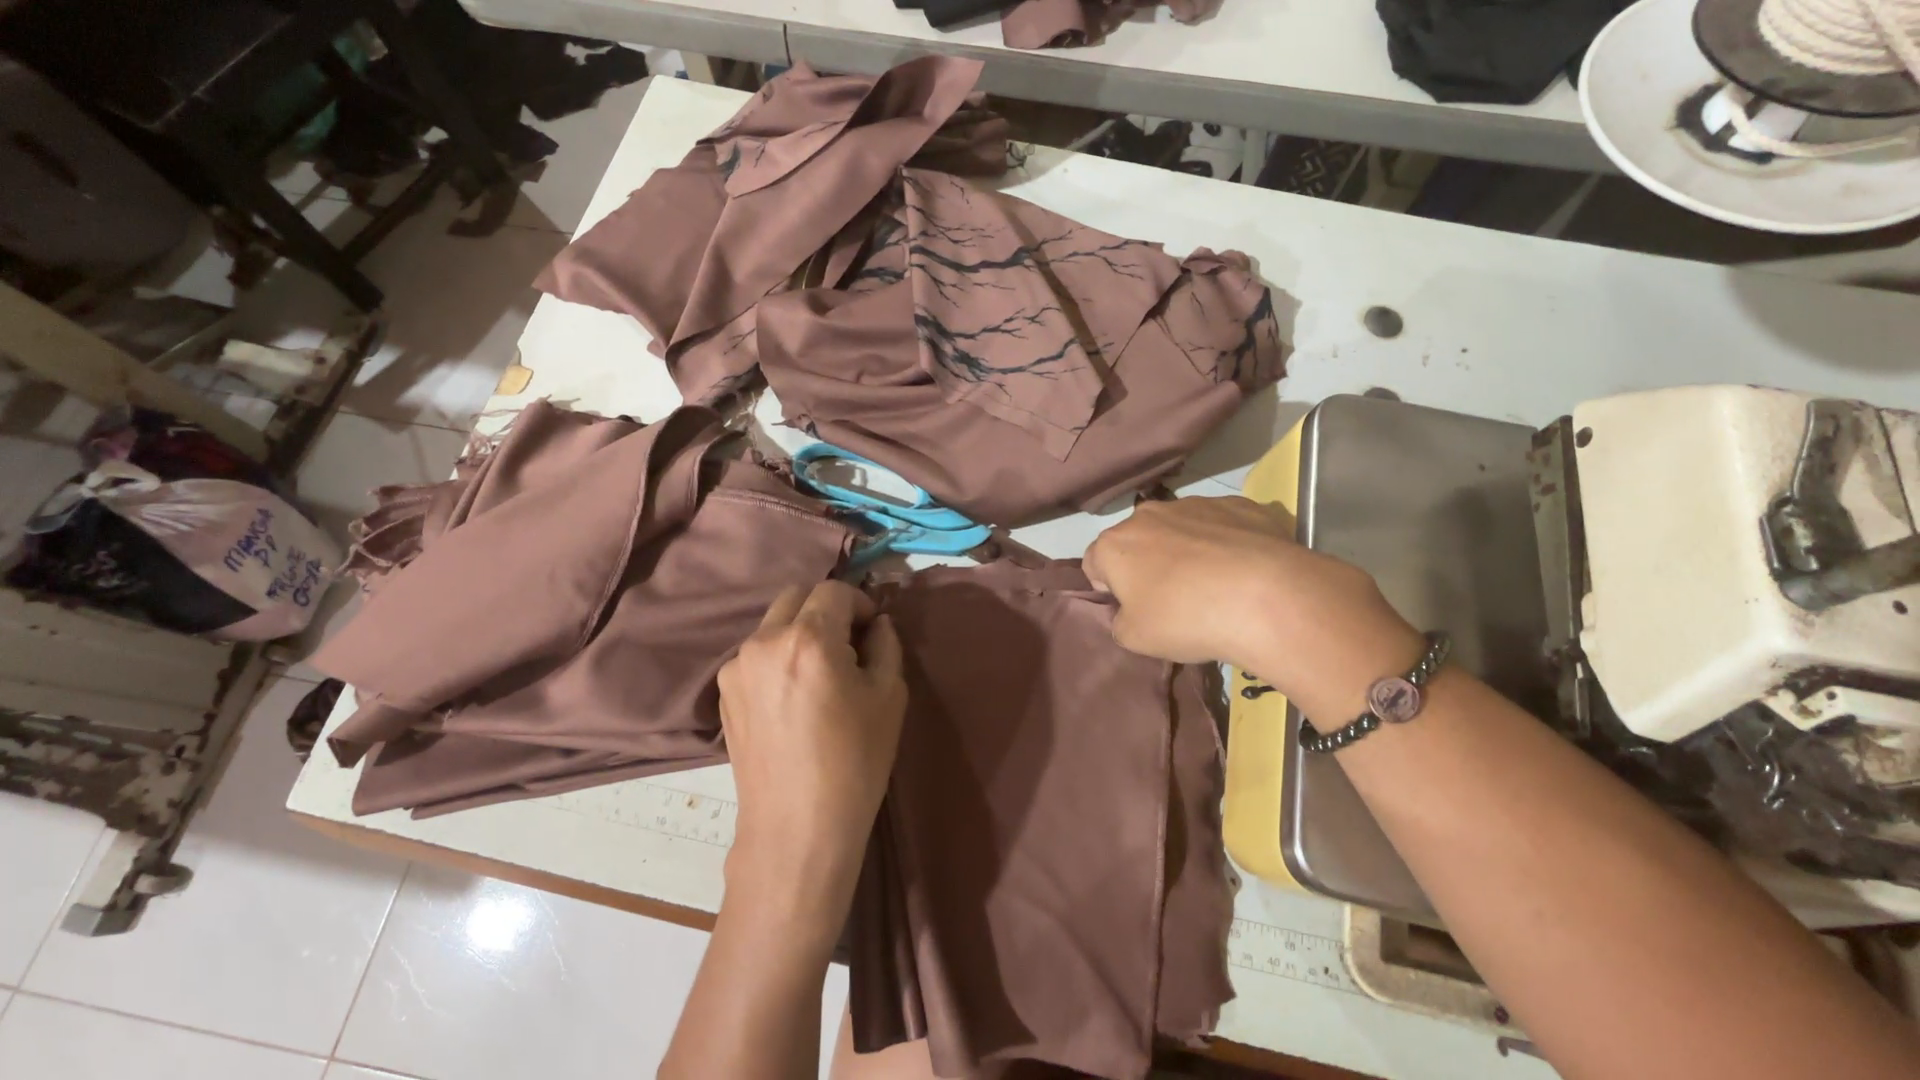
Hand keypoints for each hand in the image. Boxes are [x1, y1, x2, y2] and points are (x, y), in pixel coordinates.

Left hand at [717, 581, 906, 904]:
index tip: (873, 630)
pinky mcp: (724, 693)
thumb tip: (877, 624)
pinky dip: (779, 659)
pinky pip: (757, 656)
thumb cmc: (854, 762)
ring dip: (800, 634)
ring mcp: (736, 667)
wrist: (797, 826)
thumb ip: (885, 647)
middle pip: (796, 597)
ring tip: (821, 676)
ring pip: (773, 626)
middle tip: (849, 646)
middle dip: (826, 610)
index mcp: (808, 638)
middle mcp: (764, 641)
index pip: (833, 590)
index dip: (860, 602)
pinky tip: (795, 699)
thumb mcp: (888, 697)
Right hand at [1083, 496, 1422, 721]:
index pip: (1093, 562)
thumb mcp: (1135, 639)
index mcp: (1115, 544)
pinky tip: (1246, 571)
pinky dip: (1227, 542)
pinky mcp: (1241, 505)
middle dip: (1148, 563)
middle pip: (1137, 539)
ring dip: (1187, 550)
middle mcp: (1149, 514)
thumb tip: (1128, 611)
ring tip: (1216, 585)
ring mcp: (1197, 504)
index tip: (1133, 608)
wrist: (1267, 596)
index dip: (1109, 587)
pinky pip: (1223, 525)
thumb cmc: (1186, 619)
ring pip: (1180, 528)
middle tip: (1173, 599)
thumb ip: (1120, 621)